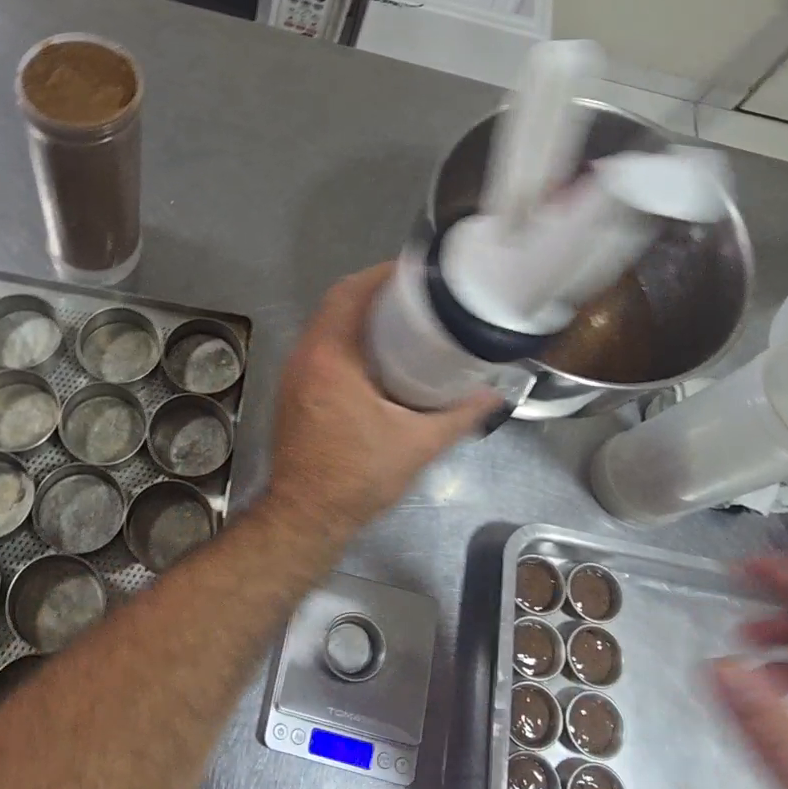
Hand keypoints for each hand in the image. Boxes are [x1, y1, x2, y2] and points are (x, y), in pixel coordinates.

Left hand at [261, 263, 500, 542]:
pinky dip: (346, 343)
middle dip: (374, 295)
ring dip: (358, 320)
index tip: (414, 273)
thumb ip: (459, 416)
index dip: (380, 275)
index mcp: (329, 357)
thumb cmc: (357, 476)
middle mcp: (304, 358)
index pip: (349, 294)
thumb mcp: (417, 444)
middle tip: (415, 297)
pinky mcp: (292, 395)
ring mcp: (293, 377)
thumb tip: (495, 395)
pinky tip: (377, 358)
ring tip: (401, 322)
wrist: (306, 515)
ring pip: (325, 329)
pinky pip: (319, 351)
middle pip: (336, 306)